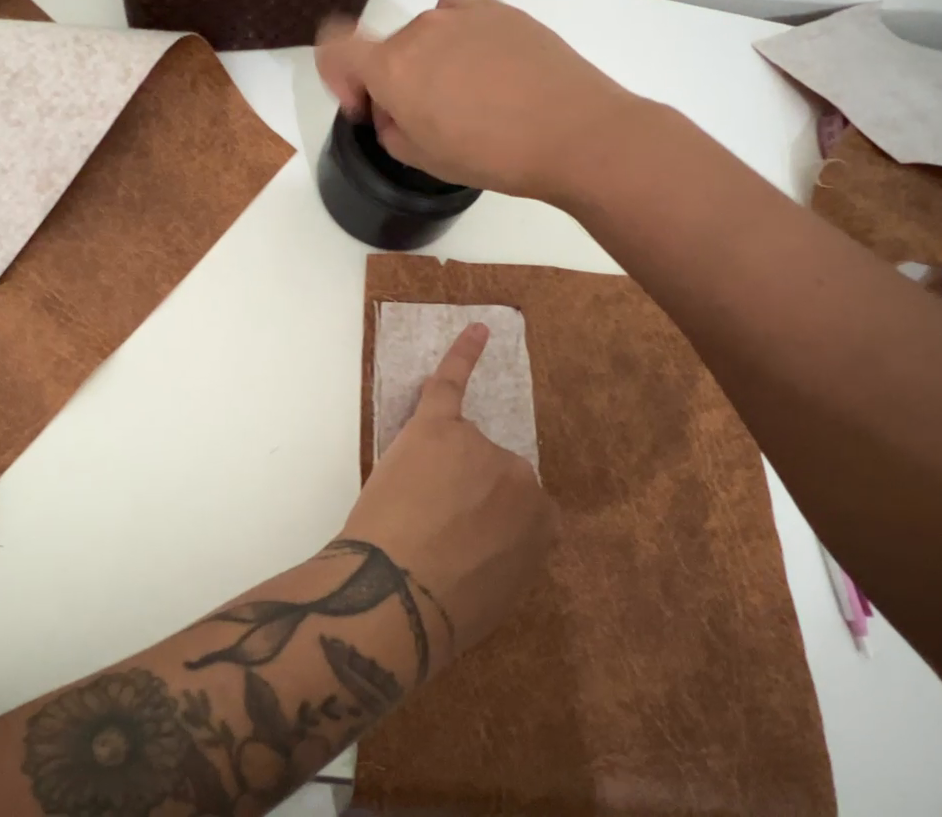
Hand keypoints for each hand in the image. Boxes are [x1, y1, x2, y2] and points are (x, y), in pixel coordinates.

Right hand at [315, 0, 642, 204]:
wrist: (572, 132)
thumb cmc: (490, 154)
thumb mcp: (422, 158)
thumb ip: (389, 128)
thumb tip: (393, 110)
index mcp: (391, 68)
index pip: (336, 47)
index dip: (337, 74)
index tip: (363, 103)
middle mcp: (420, 31)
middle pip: (387, 49)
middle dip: (393, 82)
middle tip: (425, 120)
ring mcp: (463, 15)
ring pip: (425, 35)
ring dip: (430, 62)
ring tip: (466, 97)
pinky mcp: (500, 9)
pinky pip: (460, 14)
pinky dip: (459, 36)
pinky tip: (484, 65)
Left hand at [340, 323, 556, 658]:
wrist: (398, 597)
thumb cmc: (443, 612)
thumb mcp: (496, 599)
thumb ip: (506, 559)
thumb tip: (492, 545)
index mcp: (544, 526)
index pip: (516, 515)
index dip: (483, 530)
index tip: (463, 548)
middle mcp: (521, 478)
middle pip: (484, 477)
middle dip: (459, 501)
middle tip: (427, 536)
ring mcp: (480, 448)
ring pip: (453, 453)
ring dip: (433, 477)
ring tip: (409, 514)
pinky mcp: (438, 427)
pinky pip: (452, 382)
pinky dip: (463, 355)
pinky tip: (477, 329)